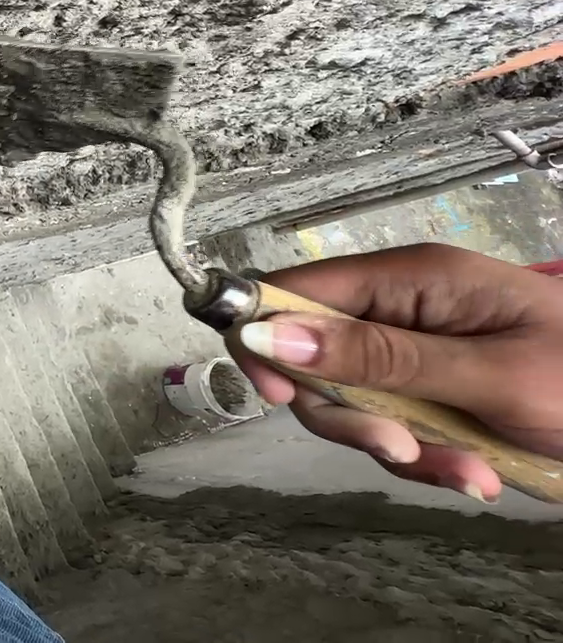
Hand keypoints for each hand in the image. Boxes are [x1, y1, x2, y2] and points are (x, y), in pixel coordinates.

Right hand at [226, 243, 562, 501]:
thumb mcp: (497, 378)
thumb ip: (378, 357)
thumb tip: (257, 334)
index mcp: (406, 279)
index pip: (286, 290)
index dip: (260, 336)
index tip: (278, 394)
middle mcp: (396, 306)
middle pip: (307, 350)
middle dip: (341, 409)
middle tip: (394, 449)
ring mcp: (413, 348)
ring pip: (344, 394)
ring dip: (386, 441)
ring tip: (460, 474)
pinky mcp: (430, 387)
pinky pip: (385, 418)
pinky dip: (417, 453)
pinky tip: (470, 474)